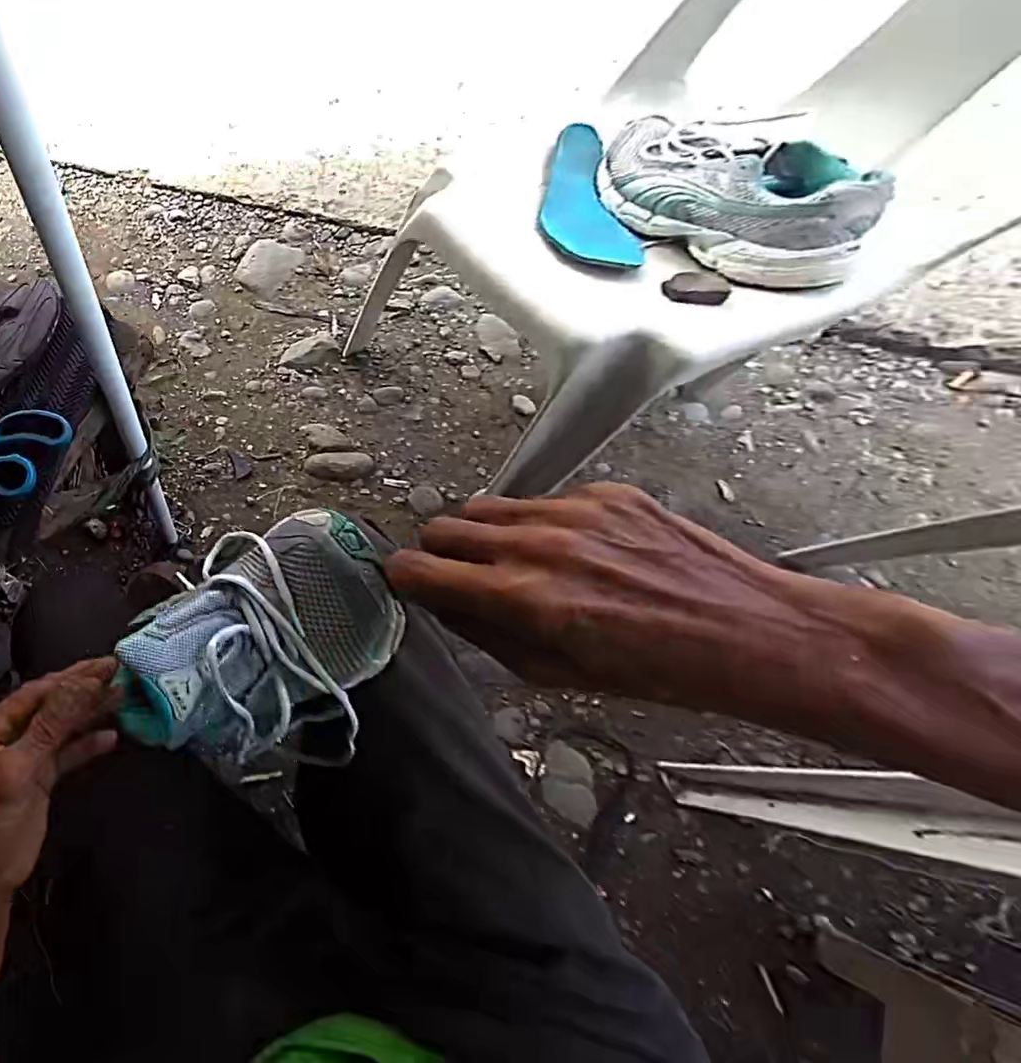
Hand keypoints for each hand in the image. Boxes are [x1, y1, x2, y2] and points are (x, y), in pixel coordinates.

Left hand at [0, 657, 120, 1002]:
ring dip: (91, 713)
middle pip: (52, 705)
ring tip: (122, 696)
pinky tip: (110, 735)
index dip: (71, 677)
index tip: (103, 666)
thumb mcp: (19, 772)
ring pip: (63, 727)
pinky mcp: (40, 779)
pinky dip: (88, 744)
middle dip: (85, 689)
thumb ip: (48, 728)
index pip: (37, 692)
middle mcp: (9, 737)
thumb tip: (76, 686)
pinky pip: (68, 753)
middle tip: (119, 673)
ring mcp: (26, 758)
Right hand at [383, 483, 875, 708]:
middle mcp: (539, 545)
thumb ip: (481, 631)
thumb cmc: (658, 670)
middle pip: (440, 526)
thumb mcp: (551, 673)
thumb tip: (440, 603)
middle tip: (461, 575)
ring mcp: (574, 512)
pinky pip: (539, 500)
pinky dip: (536, 523)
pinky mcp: (607, 493)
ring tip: (514, 559)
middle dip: (439, 553)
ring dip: (481, 533)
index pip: (417, 567)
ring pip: (482, 506)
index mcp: (522, 597)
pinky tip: (573, 549)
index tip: (410, 585)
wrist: (763, 636)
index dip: (404, 578)